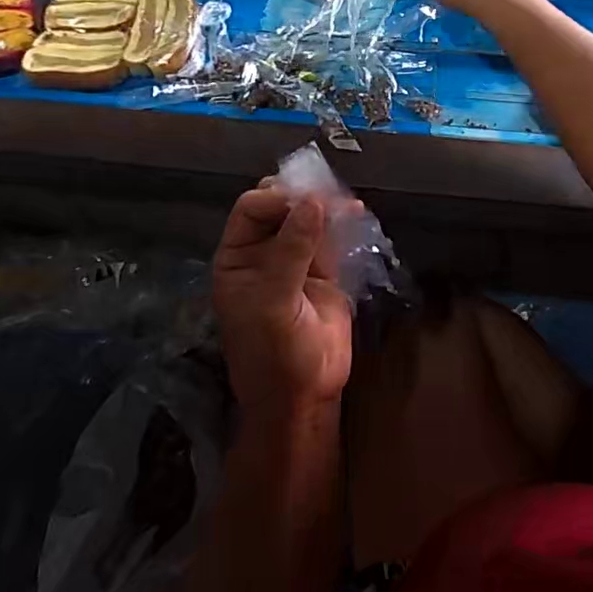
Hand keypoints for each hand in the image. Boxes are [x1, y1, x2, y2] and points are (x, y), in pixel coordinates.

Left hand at [213, 185, 353, 414]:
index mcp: (236, 256)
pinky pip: (330, 237)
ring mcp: (294, 260)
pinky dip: (342, 223)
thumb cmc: (274, 355)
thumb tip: (313, 201)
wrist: (304, 399)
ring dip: (325, 205)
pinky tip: (356, 212)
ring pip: (306, 218)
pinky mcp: (323, 272)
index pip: (251, 209)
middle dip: (300, 196)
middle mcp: (262, 252)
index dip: (276, 199)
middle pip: (278, 207)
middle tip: (327, 193)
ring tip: (345, 200)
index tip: (306, 200)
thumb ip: (292, 250)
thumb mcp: (274, 303)